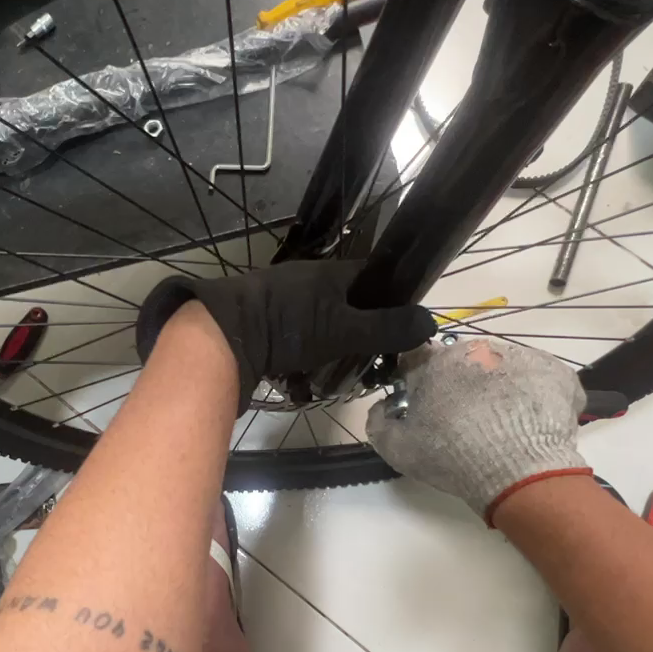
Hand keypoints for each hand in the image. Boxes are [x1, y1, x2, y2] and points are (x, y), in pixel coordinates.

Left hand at [136, 261, 434, 413]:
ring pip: (318, 323)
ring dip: (328, 347)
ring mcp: (279, 299)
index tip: (401, 325)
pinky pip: (291, 338)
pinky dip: (301, 356)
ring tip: (336, 374)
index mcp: (330, 273)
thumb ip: (385, 328)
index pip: (373, 275)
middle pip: (344, 302)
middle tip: (368, 359)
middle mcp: (305, 279)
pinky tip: (301, 379)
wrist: (222, 335)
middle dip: (357, 330)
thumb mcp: (344, 330)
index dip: (391, 296)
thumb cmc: (289, 325)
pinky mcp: (260, 321)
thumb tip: (430, 322)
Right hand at [366, 337, 590, 524]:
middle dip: (461, 385)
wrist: (520, 474)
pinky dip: (535, 396)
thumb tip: (381, 409)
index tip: (424, 402)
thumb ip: (378, 424)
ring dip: (498, 388)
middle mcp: (479, 348)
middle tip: (466, 421)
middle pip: (463, 363)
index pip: (418, 359)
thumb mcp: (399, 450)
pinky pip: (540, 379)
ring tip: (504, 426)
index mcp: (438, 361)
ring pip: (503, 368)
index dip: (417, 380)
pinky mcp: (557, 372)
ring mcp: (522, 357)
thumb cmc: (453, 458)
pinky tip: (532, 423)